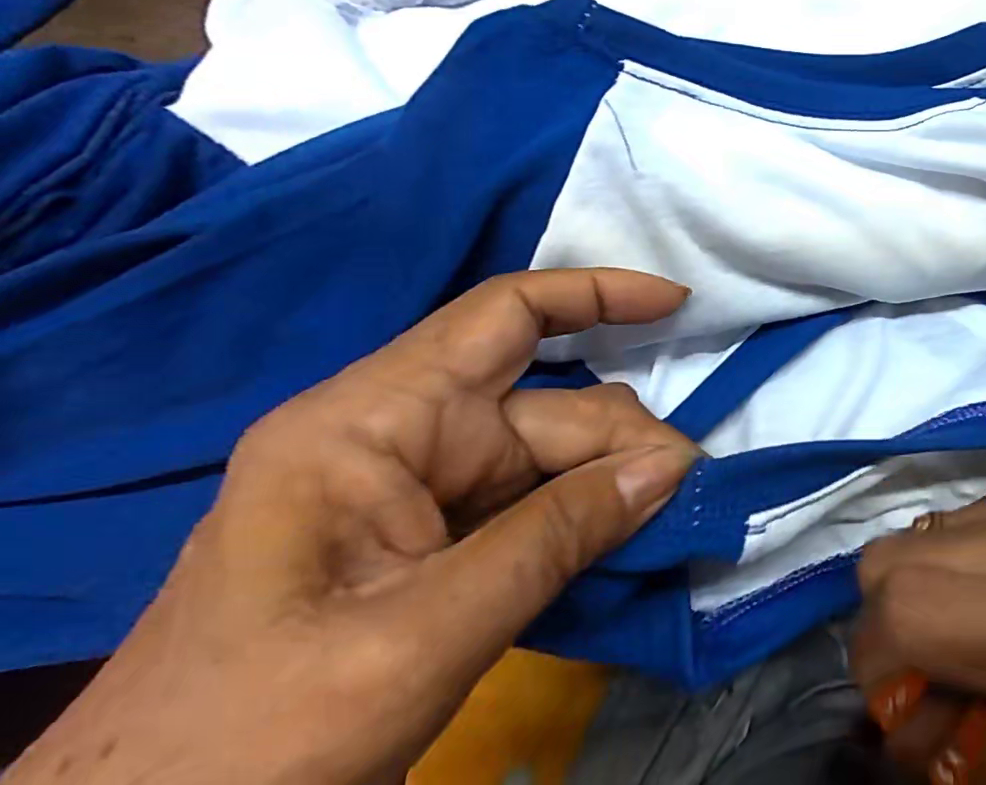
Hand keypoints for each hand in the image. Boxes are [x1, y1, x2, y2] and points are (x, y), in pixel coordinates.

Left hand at [8, 268, 701, 784]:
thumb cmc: (251, 740)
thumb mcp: (421, 636)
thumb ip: (555, 537)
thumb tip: (671, 467)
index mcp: (369, 425)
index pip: (501, 318)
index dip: (596, 295)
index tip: (678, 304)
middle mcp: (399, 439)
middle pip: (551, 407)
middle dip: (624, 447)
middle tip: (685, 498)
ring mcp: (420, 493)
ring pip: (555, 461)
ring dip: (614, 492)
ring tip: (663, 530)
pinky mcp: (438, 541)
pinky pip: (541, 507)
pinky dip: (590, 523)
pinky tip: (626, 549)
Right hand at [852, 487, 985, 784]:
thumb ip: (939, 737)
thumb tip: (885, 696)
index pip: (904, 606)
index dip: (878, 666)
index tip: (905, 710)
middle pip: (890, 558)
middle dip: (886, 626)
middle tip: (928, 677)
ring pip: (911, 536)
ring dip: (912, 591)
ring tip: (959, 637)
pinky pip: (947, 523)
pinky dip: (942, 565)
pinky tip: (983, 601)